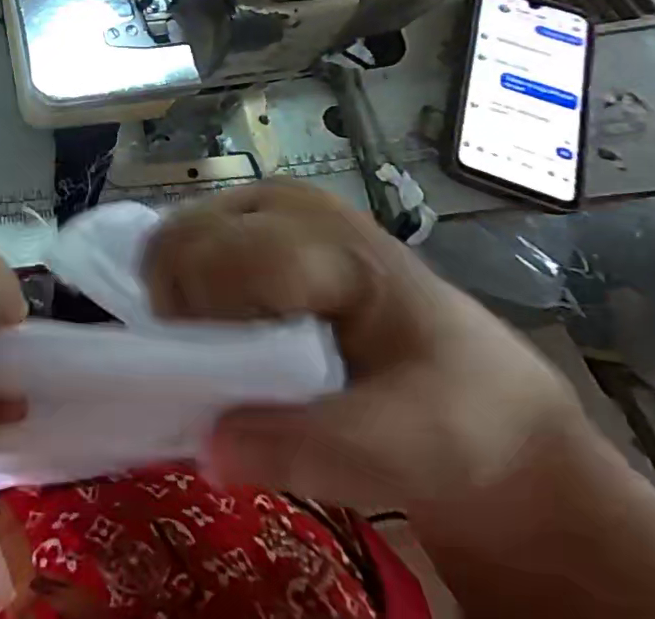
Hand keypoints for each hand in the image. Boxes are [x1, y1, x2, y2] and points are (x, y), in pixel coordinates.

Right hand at [143, 181, 584, 516]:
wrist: (482, 396)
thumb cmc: (451, 415)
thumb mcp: (403, 450)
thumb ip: (308, 449)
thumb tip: (208, 445)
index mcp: (329, 242)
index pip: (214, 260)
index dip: (195, 320)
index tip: (218, 378)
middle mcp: (286, 204)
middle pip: (180, 243)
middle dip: (178, 310)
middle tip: (213, 365)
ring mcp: (265, 204)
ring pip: (171, 241)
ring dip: (178, 300)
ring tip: (220, 346)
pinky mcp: (253, 219)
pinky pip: (184, 245)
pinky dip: (184, 289)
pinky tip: (223, 324)